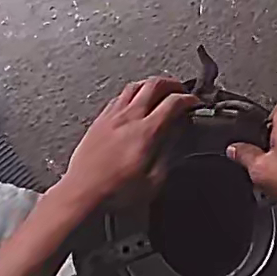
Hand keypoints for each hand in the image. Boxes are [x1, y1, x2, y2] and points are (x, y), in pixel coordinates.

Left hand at [59, 77, 199, 211]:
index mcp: (145, 133)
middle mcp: (128, 118)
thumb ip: (168, 157)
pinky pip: (118, 97)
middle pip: (154, 84)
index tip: (194, 103)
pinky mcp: (100, 120)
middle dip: (173, 84)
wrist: (82, 191)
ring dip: (151, 84)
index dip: (189, 100)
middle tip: (181, 90)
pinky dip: (132, 94)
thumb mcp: (152, 182)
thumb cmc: (113, 191)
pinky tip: (134, 102)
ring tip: (160, 91)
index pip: (173, 103)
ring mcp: (112, 116)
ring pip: (135, 86)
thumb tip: (176, 140)